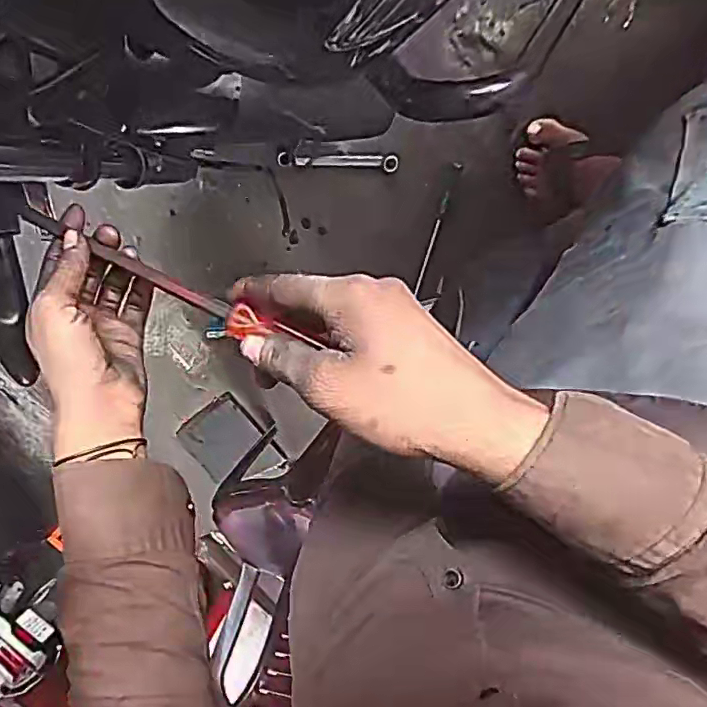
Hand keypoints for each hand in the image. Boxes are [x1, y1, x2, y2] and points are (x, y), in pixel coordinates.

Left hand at [26, 205, 153, 461]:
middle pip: (86, 270)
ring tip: (124, 245)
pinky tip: (142, 270)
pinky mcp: (127, 336)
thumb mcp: (53, 307)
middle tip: (106, 232)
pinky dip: (140, 284)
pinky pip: (136, 303)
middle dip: (95, 247)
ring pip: (112, 283)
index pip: (56, 264)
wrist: (100, 404)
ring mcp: (102, 326)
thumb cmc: (68, 371)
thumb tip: (73, 242)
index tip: (77, 216)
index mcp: (47, 309)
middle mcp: (74, 317)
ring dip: (118, 262)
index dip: (66, 238)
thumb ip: (65, 270)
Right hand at [230, 274, 549, 483]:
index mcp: (351, 295)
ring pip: (331, 314)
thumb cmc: (409, 405)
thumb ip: (283, 359)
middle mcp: (375, 291)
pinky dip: (330, 343)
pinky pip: (354, 326)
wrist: (474, 421)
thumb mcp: (327, 386)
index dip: (251, 294)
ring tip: (285, 371)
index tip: (231, 302)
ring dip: (302, 338)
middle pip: (308, 298)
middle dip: (275, 323)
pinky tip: (323, 370)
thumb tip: (255, 344)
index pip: (285, 284)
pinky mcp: (406, 329)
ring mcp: (395, 309)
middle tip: (253, 352)